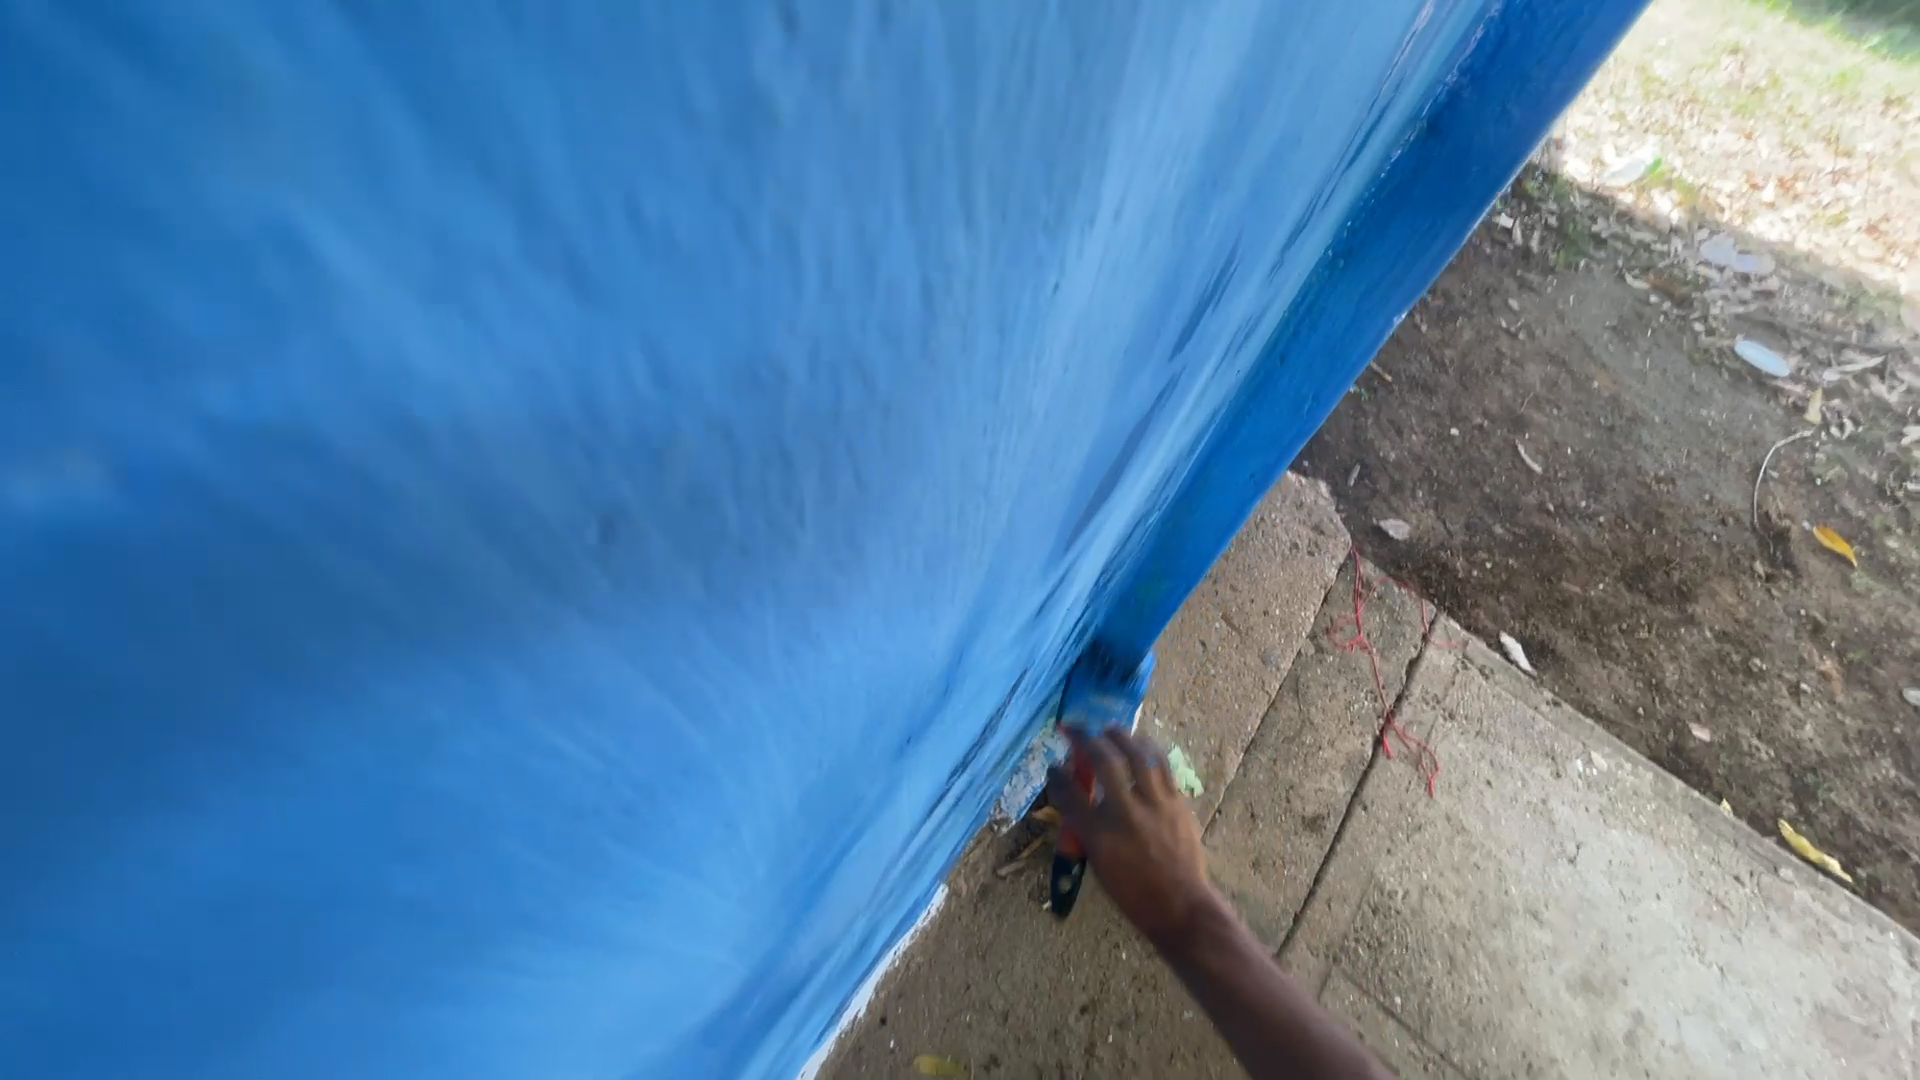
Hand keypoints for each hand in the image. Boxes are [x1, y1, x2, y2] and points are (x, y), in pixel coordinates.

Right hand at [1047, 729, 1216, 951]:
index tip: (1052, 766)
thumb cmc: (1134, 894)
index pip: (1069, 794)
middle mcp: (1126, 814)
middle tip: (1076, 728)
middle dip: (1085, 739)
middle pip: (1103, 761)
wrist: (1181, 908)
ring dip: (1120, 736)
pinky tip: (1140, 744)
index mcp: (1100, 836)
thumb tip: (1078, 799)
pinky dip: (1148, 750)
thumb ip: (1087, 829)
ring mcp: (1155, 805)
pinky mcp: (1177, 804)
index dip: (1056, 776)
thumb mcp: (1099, 865)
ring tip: (1109, 728)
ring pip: (1137, 756)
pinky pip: (1163, 767)